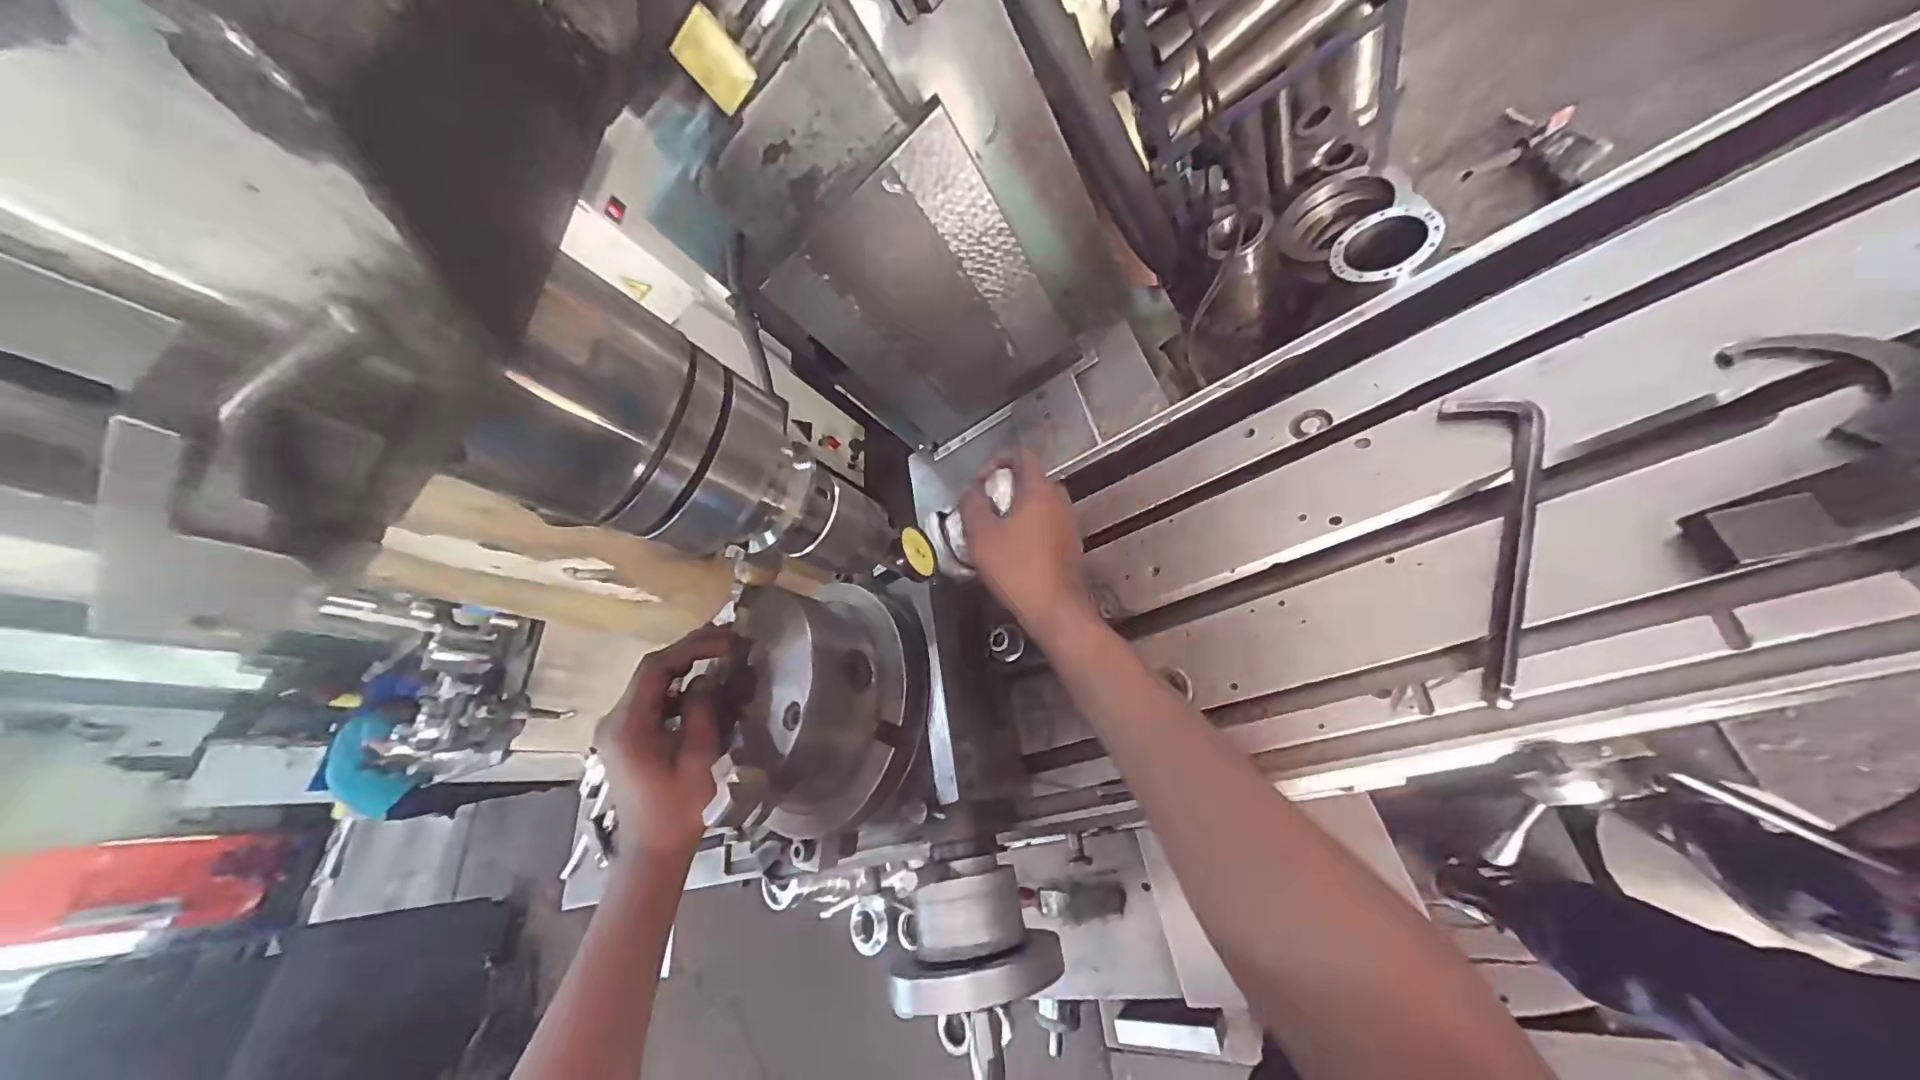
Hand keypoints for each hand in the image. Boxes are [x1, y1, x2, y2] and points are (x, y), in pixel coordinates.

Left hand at [594, 624, 740, 859]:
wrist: (653, 851)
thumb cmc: (679, 811)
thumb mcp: (699, 759)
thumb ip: (702, 713)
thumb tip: (706, 680)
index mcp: (628, 725)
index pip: (656, 668)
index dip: (692, 647)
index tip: (727, 640)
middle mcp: (615, 720)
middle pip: (652, 670)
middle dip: (691, 649)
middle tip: (728, 636)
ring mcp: (619, 728)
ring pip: (652, 682)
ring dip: (686, 664)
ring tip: (722, 650)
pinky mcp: (628, 736)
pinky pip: (654, 700)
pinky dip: (679, 686)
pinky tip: (705, 683)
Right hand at [959, 447, 1099, 640]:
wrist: (1054, 608)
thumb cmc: (1018, 571)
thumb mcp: (981, 536)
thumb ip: (972, 506)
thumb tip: (970, 493)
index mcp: (1039, 491)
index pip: (1023, 456)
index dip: (998, 460)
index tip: (982, 479)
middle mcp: (1059, 502)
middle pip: (1031, 480)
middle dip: (1005, 488)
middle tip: (985, 506)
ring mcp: (1068, 523)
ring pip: (1039, 504)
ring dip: (1017, 510)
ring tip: (995, 531)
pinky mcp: (1070, 545)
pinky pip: (1047, 525)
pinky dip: (1029, 529)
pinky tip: (1013, 551)